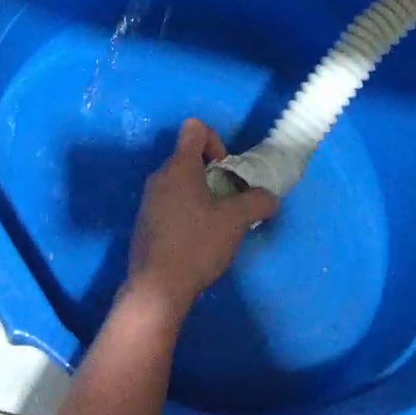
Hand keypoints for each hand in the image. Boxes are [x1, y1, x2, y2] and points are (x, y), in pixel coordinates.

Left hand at [124, 118, 279, 321]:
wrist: (157, 286)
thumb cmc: (197, 244)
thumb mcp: (235, 221)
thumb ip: (257, 202)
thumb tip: (269, 198)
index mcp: (179, 166)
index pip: (194, 128)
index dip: (216, 140)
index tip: (227, 171)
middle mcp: (159, 175)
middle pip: (188, 156)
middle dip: (213, 173)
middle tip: (228, 202)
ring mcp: (149, 199)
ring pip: (180, 182)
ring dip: (201, 194)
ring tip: (216, 224)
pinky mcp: (145, 221)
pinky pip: (170, 202)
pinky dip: (187, 211)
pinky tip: (198, 240)